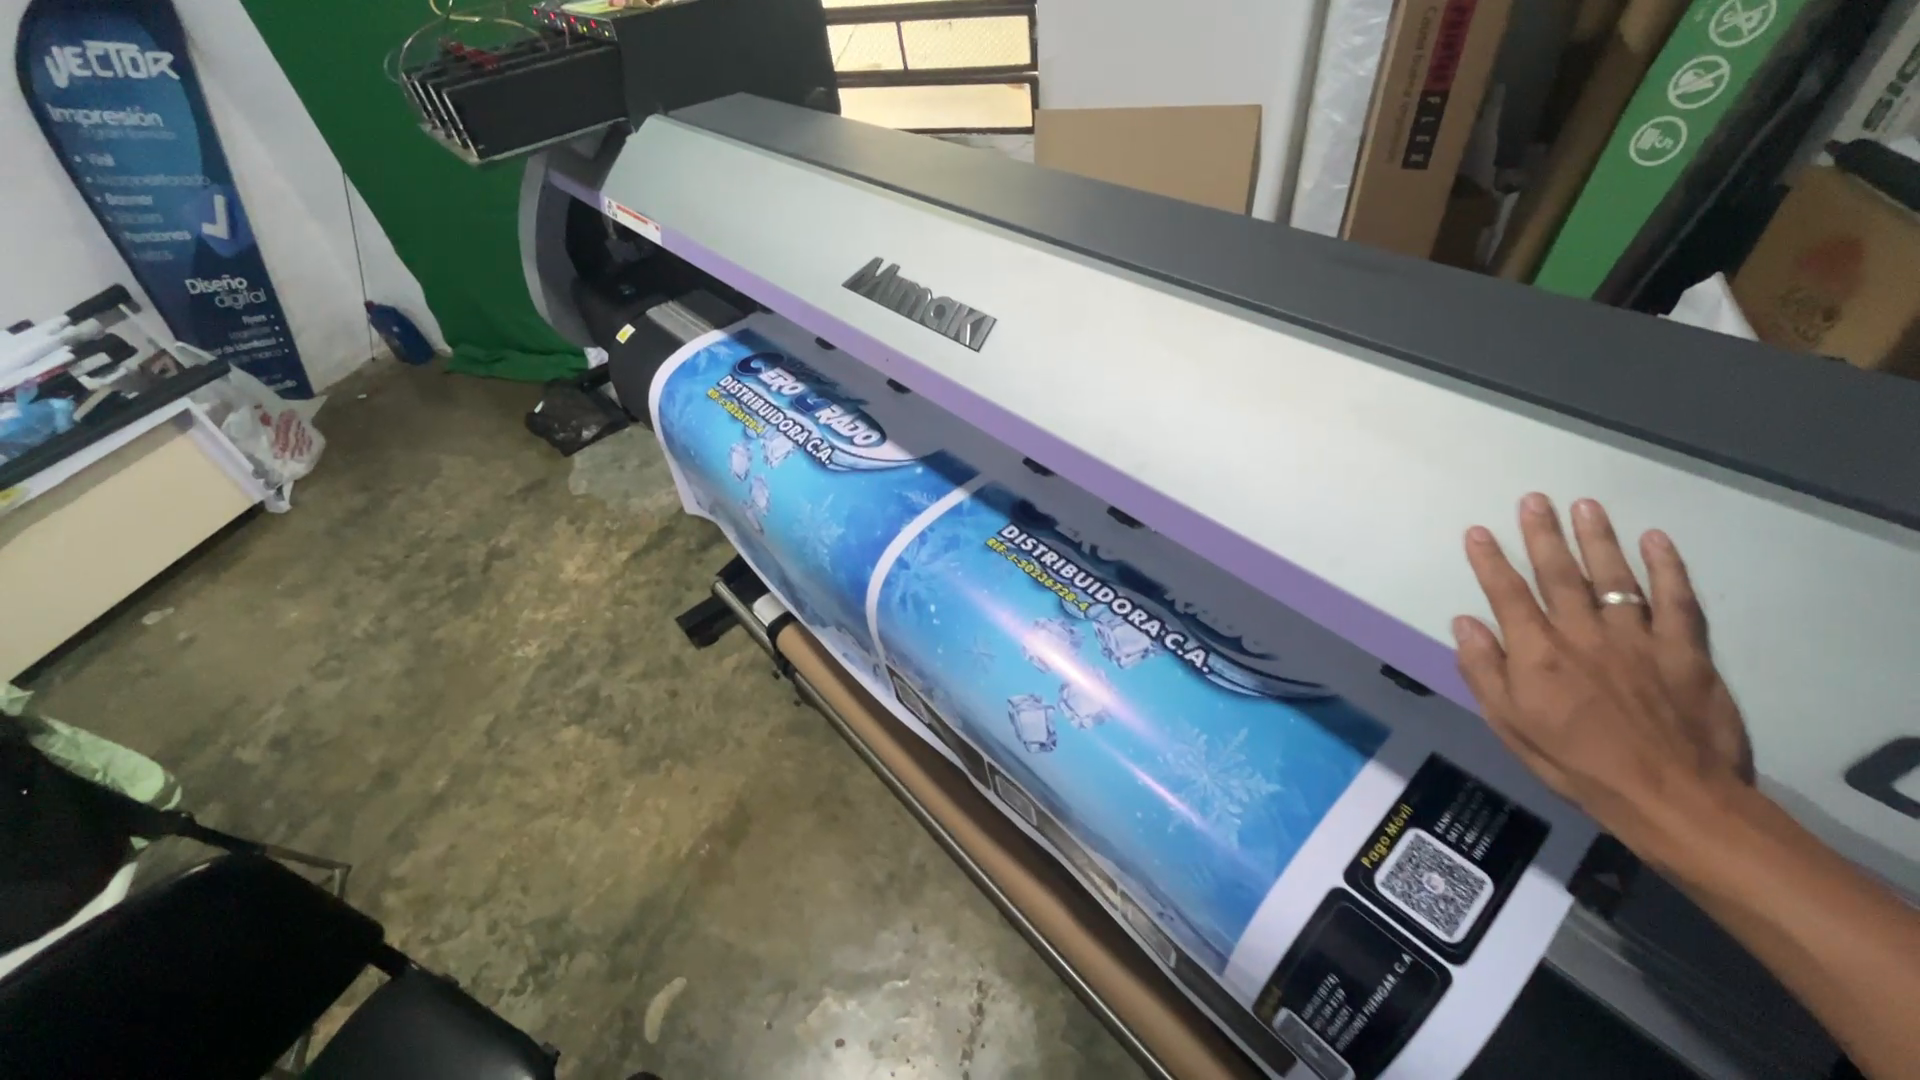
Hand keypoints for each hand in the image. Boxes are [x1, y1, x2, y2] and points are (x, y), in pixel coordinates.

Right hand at [1453, 494, 1753, 862]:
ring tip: (1584, 505)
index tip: (1478, 531)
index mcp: (1537, 654)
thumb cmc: (1576, 765)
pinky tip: (1655, 540)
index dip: (1490, 561)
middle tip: (1533, 499)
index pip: (1507, 595)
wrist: (1670, 797)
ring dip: (1596, 538)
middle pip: (1559, 573)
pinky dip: (1666, 567)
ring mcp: (1637, 637)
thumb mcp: (1510, 726)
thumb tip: (1464, 623)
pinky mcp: (1684, 649)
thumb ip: (1484, 671)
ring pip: (1614, 576)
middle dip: (1542, 534)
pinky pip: (1676, 599)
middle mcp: (1583, 634)